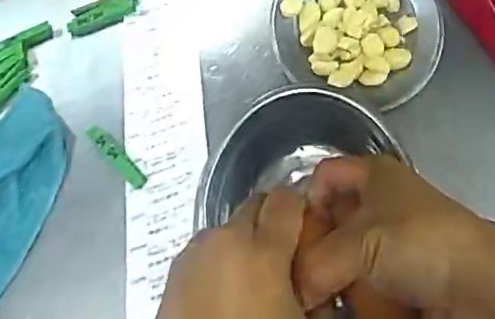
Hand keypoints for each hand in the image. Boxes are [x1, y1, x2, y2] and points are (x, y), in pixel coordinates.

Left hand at [158, 188, 307, 318]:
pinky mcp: (173, 272)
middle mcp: (226, 238)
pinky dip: (219, 262)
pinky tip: (226, 297)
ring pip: (230, 227)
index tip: (311, 234)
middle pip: (257, 205)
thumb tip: (321, 276)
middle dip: (272, 224)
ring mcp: (195, 252)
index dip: (302, 212)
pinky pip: (206, 251)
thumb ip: (315, 285)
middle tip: (285, 262)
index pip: (288, 197)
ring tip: (253, 285)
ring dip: (244, 243)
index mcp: (261, 250)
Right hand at [294, 156, 491, 313]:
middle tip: (291, 276)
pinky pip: (362, 287)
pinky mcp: (400, 279)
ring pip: (344, 259)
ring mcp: (390, 244)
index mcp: (372, 174)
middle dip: (311, 248)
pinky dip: (349, 300)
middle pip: (331, 222)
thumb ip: (318, 262)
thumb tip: (292, 291)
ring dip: (328, 280)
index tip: (284, 235)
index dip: (303, 199)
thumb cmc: (420, 242)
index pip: (324, 175)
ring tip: (310, 300)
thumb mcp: (361, 244)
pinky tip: (336, 311)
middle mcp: (378, 204)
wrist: (480, 286)